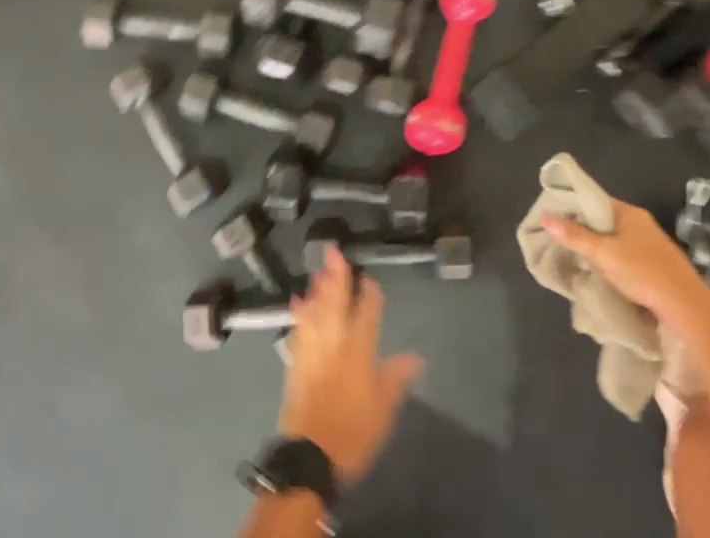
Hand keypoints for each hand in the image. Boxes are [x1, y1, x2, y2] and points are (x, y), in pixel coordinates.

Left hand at [279, 248, 422, 482]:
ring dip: (317, 290)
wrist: (309, 459)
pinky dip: (299, 314)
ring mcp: (311, 354)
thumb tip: (415, 357)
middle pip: (334, 305)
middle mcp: (333, 347)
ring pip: (314, 313)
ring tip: (318, 270)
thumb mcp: (383, 410)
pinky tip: (298, 302)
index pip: (366, 316)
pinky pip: (298, 331)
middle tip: (333, 251)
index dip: (369, 296)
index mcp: (358, 355)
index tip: (370, 277)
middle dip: (335, 277)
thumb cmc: (353, 435)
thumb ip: (395, 379)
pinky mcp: (294, 366)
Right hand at [542, 199, 707, 322]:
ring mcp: (648, 245)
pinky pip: (622, 256)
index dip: (572, 207)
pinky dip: (607, 262)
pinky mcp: (652, 265)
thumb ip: (575, 236)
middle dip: (581, 231)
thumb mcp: (604, 253)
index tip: (551, 219)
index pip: (595, 201)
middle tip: (557, 241)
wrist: (685, 305)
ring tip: (571, 258)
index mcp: (629, 213)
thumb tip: (545, 216)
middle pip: (602, 221)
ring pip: (612, 241)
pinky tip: (596, 273)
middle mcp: (639, 224)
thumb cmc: (643, 272)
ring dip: (594, 249)